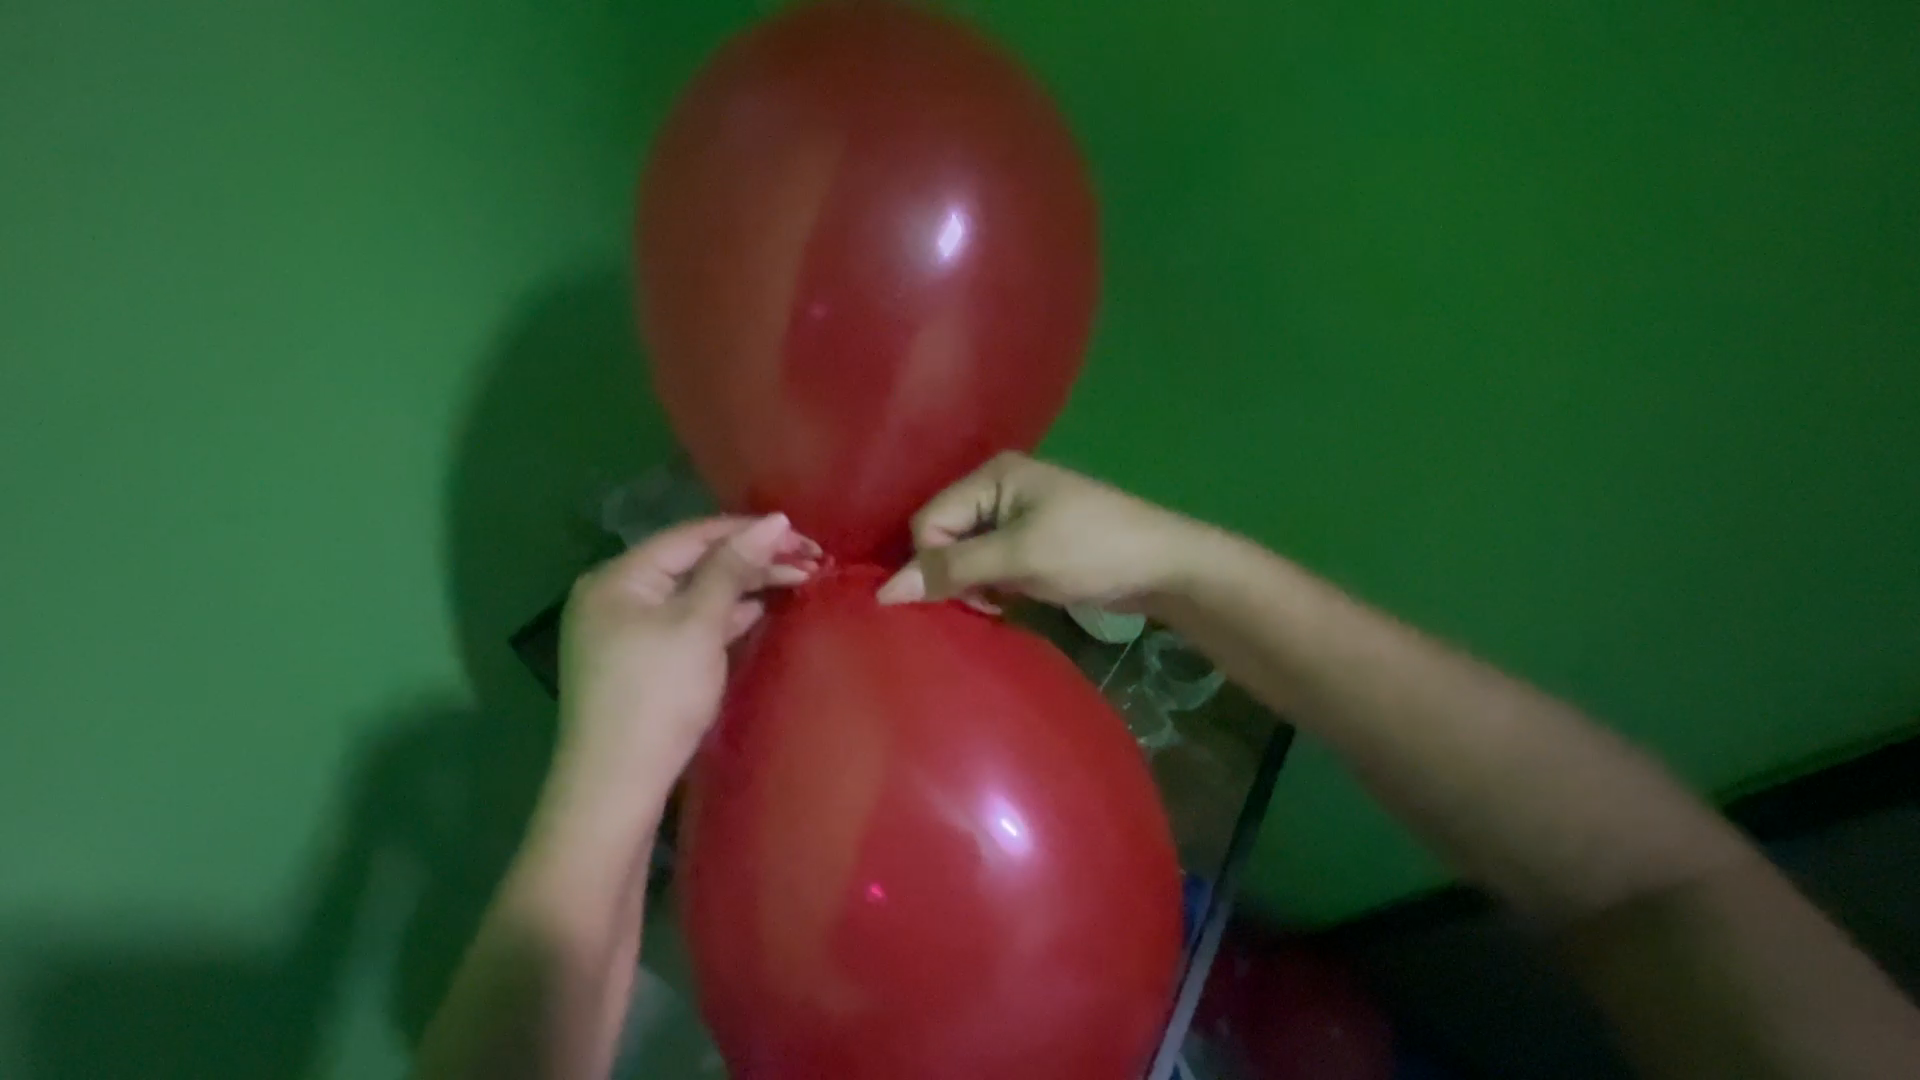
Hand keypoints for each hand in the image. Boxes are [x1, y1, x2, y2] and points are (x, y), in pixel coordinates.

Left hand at [555, 513, 818, 805]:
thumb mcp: (699, 624)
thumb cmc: (658, 694)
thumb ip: (735, 568)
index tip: (801, 534)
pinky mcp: (644, 659)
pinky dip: (725, 614)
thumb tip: (776, 520)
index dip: (748, 531)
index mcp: (619, 577)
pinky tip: (761, 608)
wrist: (617, 785)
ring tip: (798, 579)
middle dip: (753, 559)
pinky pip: (690, 621)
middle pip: (695, 562)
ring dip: (744, 586)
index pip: (692, 535)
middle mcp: (618, 594)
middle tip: (811, 560)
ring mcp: (629, 629)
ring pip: (696, 593)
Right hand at [875, 453, 1205, 612]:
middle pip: (944, 535)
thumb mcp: (1018, 558)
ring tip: (998, 605)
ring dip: (973, 584)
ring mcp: (1016, 514)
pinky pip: (990, 562)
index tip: (963, 596)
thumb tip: (884, 591)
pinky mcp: (1031, 539)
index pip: (930, 520)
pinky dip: (992, 585)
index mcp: (992, 475)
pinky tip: (1007, 603)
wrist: (1164, 566)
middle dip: (953, 574)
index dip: (931, 562)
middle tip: (983, 603)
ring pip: (966, 553)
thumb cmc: (1090, 551)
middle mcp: (998, 487)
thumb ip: (952, 570)